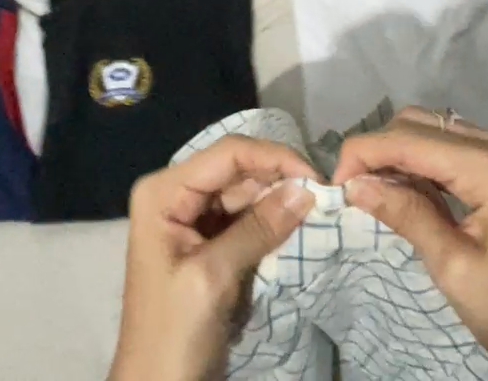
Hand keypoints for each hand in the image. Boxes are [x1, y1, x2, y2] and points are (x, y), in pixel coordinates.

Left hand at [108, 136, 318, 380]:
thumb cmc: (173, 332)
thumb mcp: (214, 277)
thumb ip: (258, 228)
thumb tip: (306, 190)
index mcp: (164, 191)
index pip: (227, 154)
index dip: (273, 158)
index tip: (317, 178)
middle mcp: (174, 193)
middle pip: (236, 169)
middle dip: (278, 178)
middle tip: (324, 196)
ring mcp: (189, 217)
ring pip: (243, 192)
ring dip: (277, 199)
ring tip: (315, 209)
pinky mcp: (206, 242)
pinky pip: (242, 217)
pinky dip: (268, 220)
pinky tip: (293, 224)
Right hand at [334, 108, 487, 380]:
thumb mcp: (454, 269)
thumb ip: (406, 215)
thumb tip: (353, 184)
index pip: (412, 140)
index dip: (365, 153)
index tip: (335, 184)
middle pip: (421, 123)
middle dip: (379, 149)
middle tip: (353, 190)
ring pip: (433, 128)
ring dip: (398, 153)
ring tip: (374, 191)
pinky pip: (452, 144)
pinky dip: (422, 160)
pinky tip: (406, 190)